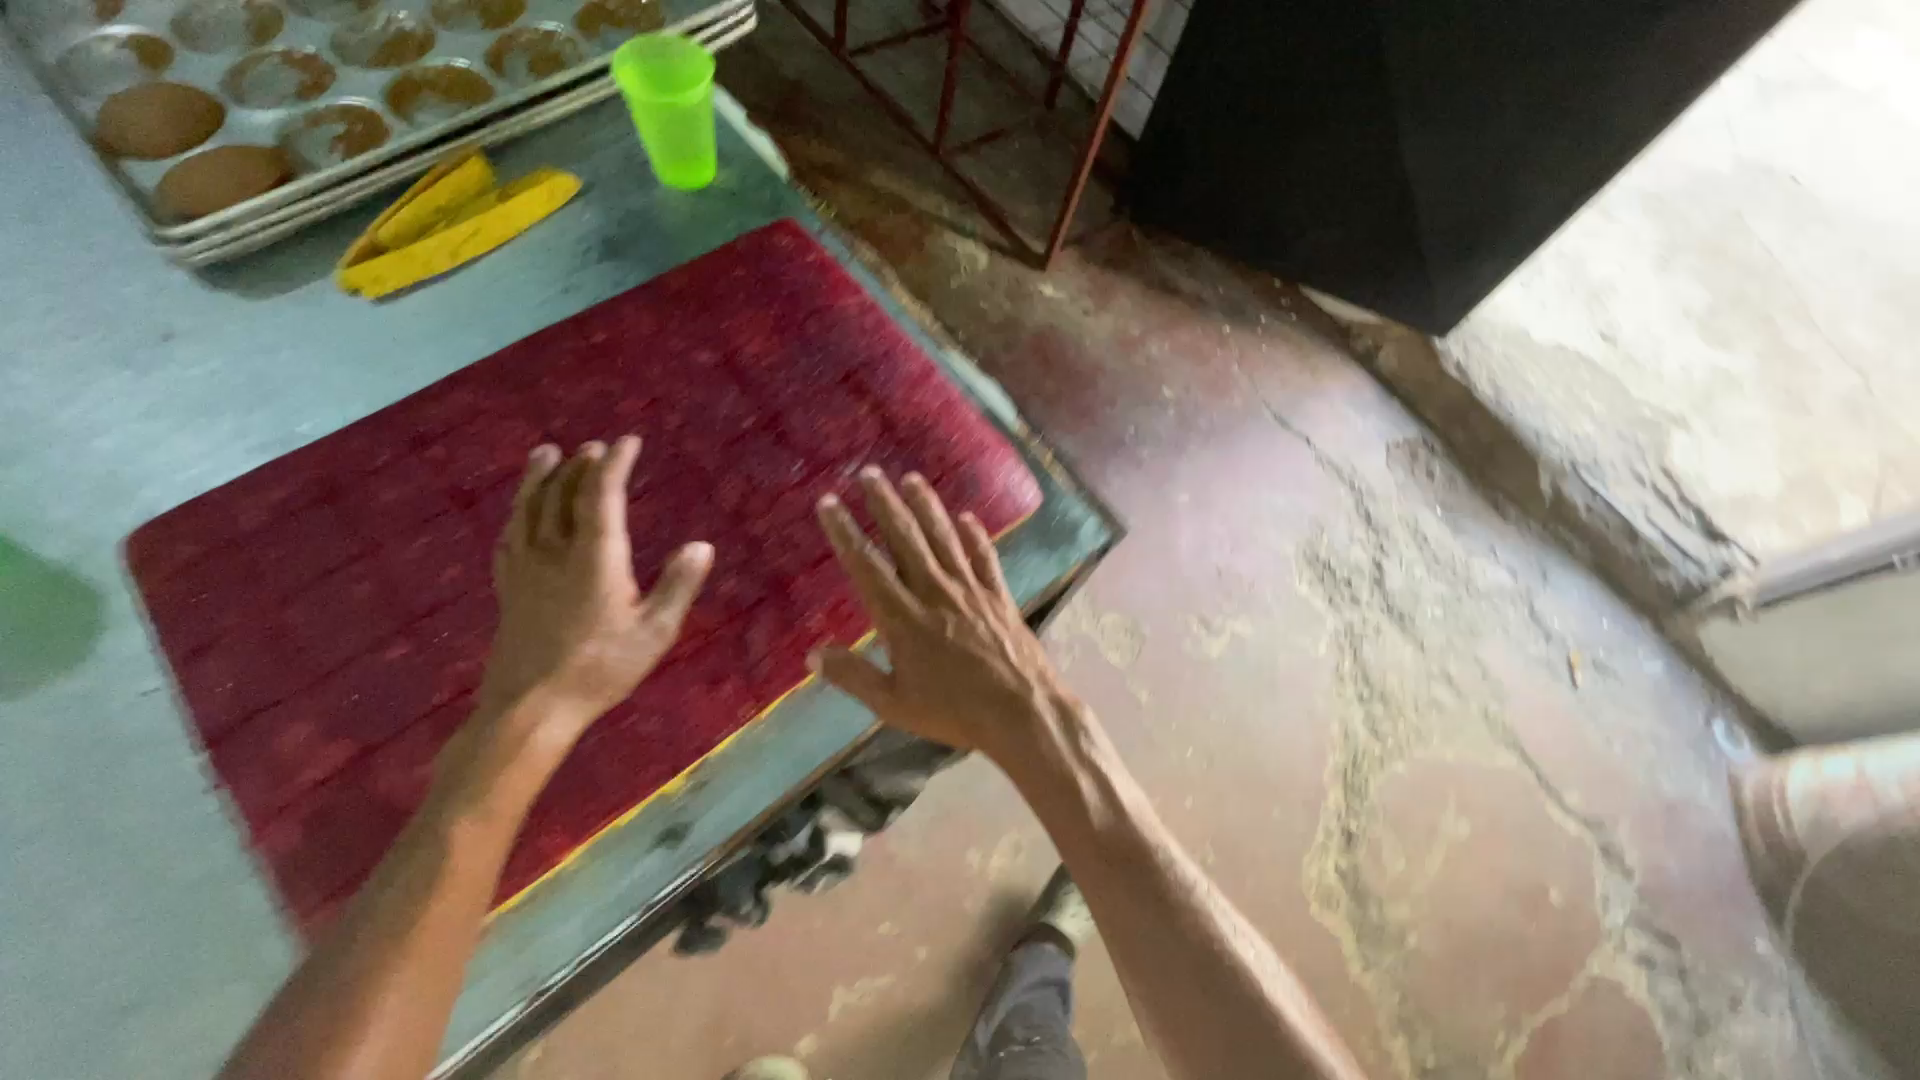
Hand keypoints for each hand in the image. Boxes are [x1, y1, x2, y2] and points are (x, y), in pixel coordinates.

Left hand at [476, 436, 712, 750]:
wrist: (532, 706)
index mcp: (594, 557)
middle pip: (561, 495)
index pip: (602, 495)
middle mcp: (555, 552)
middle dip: (579, 466)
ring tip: (546, 454)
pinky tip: (518, 514)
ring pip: (529, 509)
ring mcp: (525, 568)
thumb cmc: (601, 669)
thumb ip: (678, 586)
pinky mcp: (508, 588)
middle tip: (593, 448)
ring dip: (540, 478)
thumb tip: (701, 545)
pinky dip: (517, 514)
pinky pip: (509, 537)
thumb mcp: (654, 632)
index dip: (614, 464)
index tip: (627, 442)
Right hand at [809, 468, 1066, 762]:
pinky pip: (984, 558)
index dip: (845, 532)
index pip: (866, 566)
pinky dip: (974, 536)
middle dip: (885, 504)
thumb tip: (813, 654)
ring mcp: (970, 591)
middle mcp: (935, 593)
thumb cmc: (954, 712)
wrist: (1022, 712)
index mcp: (903, 619)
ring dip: (927, 506)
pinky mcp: (999, 596)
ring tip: (912, 478)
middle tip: (869, 473)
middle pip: (906, 539)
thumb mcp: (893, 704)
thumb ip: (853, 676)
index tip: (829, 502)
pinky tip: (967, 518)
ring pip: (944, 539)